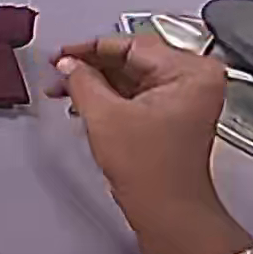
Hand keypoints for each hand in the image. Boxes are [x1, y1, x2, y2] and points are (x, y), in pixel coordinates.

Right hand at [51, 33, 229, 237]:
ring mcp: (183, 98)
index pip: (132, 44)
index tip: (63, 53)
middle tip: (59, 70)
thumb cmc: (152, 170)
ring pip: (130, 77)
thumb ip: (82, 82)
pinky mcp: (170, 116)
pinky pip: (134, 95)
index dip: (91, 48)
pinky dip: (107, 97)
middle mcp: (192, 80)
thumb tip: (68, 64)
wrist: (165, 209)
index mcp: (190, 71)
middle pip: (131, 59)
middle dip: (90, 67)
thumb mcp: (105, 116)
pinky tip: (83, 103)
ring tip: (64, 89)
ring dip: (95, 83)